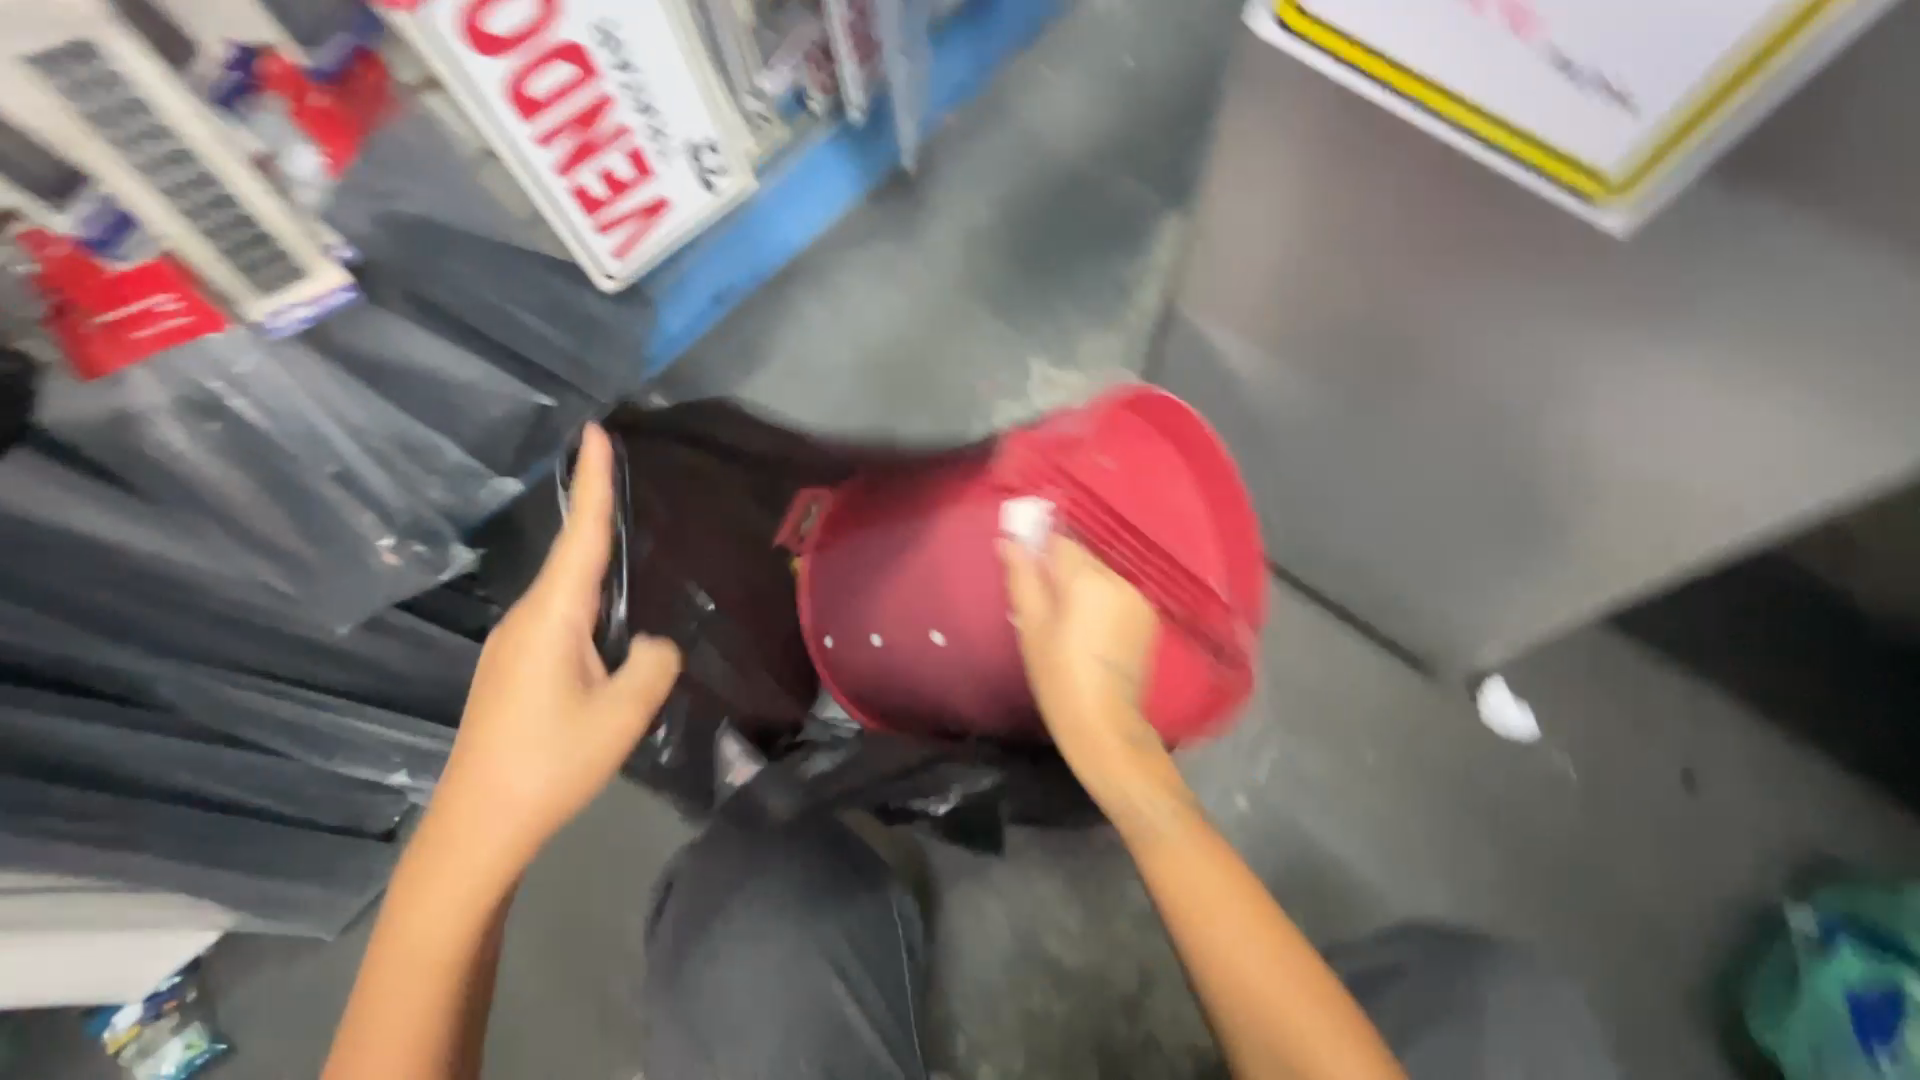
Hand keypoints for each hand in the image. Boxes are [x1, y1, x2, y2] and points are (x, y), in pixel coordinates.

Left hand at [425, 424, 681, 877]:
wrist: (478, 824)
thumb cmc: (552, 763)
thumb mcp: (624, 713)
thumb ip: (653, 661)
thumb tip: (652, 644)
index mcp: (552, 619)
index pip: (581, 537)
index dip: (593, 484)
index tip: (595, 432)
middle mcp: (526, 621)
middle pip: (572, 560)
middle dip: (600, 520)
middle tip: (632, 488)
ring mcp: (513, 647)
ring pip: (567, 597)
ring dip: (598, 573)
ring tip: (635, 560)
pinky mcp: (513, 672)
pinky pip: (560, 624)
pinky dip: (589, 611)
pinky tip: (611, 633)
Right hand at [1001, 534, 1176, 796]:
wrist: (1104, 723)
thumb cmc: (1058, 677)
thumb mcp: (1031, 626)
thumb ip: (1022, 577)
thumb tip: (1008, 540)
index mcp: (1088, 580)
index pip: (1059, 541)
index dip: (1038, 548)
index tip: (1024, 568)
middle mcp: (1119, 580)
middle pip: (1081, 557)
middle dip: (1059, 570)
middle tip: (1041, 605)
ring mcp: (1139, 598)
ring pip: (1099, 575)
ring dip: (1080, 586)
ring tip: (1065, 623)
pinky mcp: (1148, 617)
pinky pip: (1116, 594)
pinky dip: (1101, 602)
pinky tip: (1089, 633)